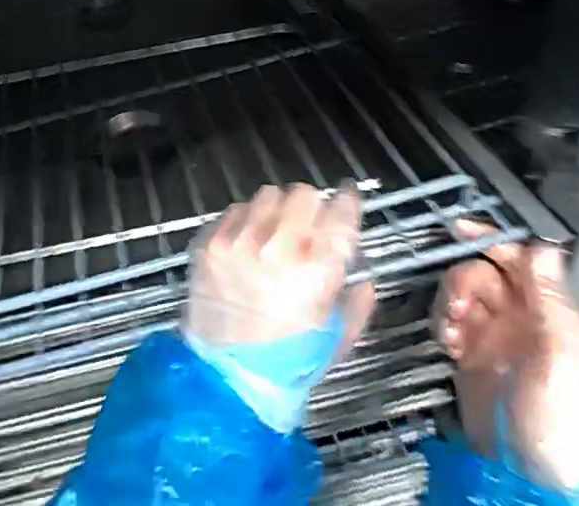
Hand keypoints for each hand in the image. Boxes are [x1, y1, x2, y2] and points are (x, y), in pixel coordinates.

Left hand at [182, 184, 375, 430]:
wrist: (225, 383)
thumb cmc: (284, 366)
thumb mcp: (336, 340)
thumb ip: (357, 305)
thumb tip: (365, 282)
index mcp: (316, 269)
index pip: (340, 210)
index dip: (347, 203)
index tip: (346, 202)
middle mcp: (279, 248)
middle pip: (305, 195)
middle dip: (312, 208)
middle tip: (308, 228)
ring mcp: (241, 243)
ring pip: (270, 195)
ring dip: (278, 211)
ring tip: (275, 236)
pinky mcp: (213, 244)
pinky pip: (236, 209)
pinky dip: (246, 221)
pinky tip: (249, 246)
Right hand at [434, 219, 578, 493]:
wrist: (533, 480)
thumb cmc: (561, 425)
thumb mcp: (563, 354)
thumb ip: (552, 297)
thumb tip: (546, 247)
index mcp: (549, 312)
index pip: (520, 259)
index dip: (493, 239)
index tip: (464, 229)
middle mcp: (521, 319)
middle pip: (486, 272)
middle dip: (466, 276)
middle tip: (460, 302)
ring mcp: (495, 337)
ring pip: (465, 293)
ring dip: (452, 299)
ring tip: (453, 325)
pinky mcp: (472, 357)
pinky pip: (451, 321)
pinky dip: (443, 322)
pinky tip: (447, 339)